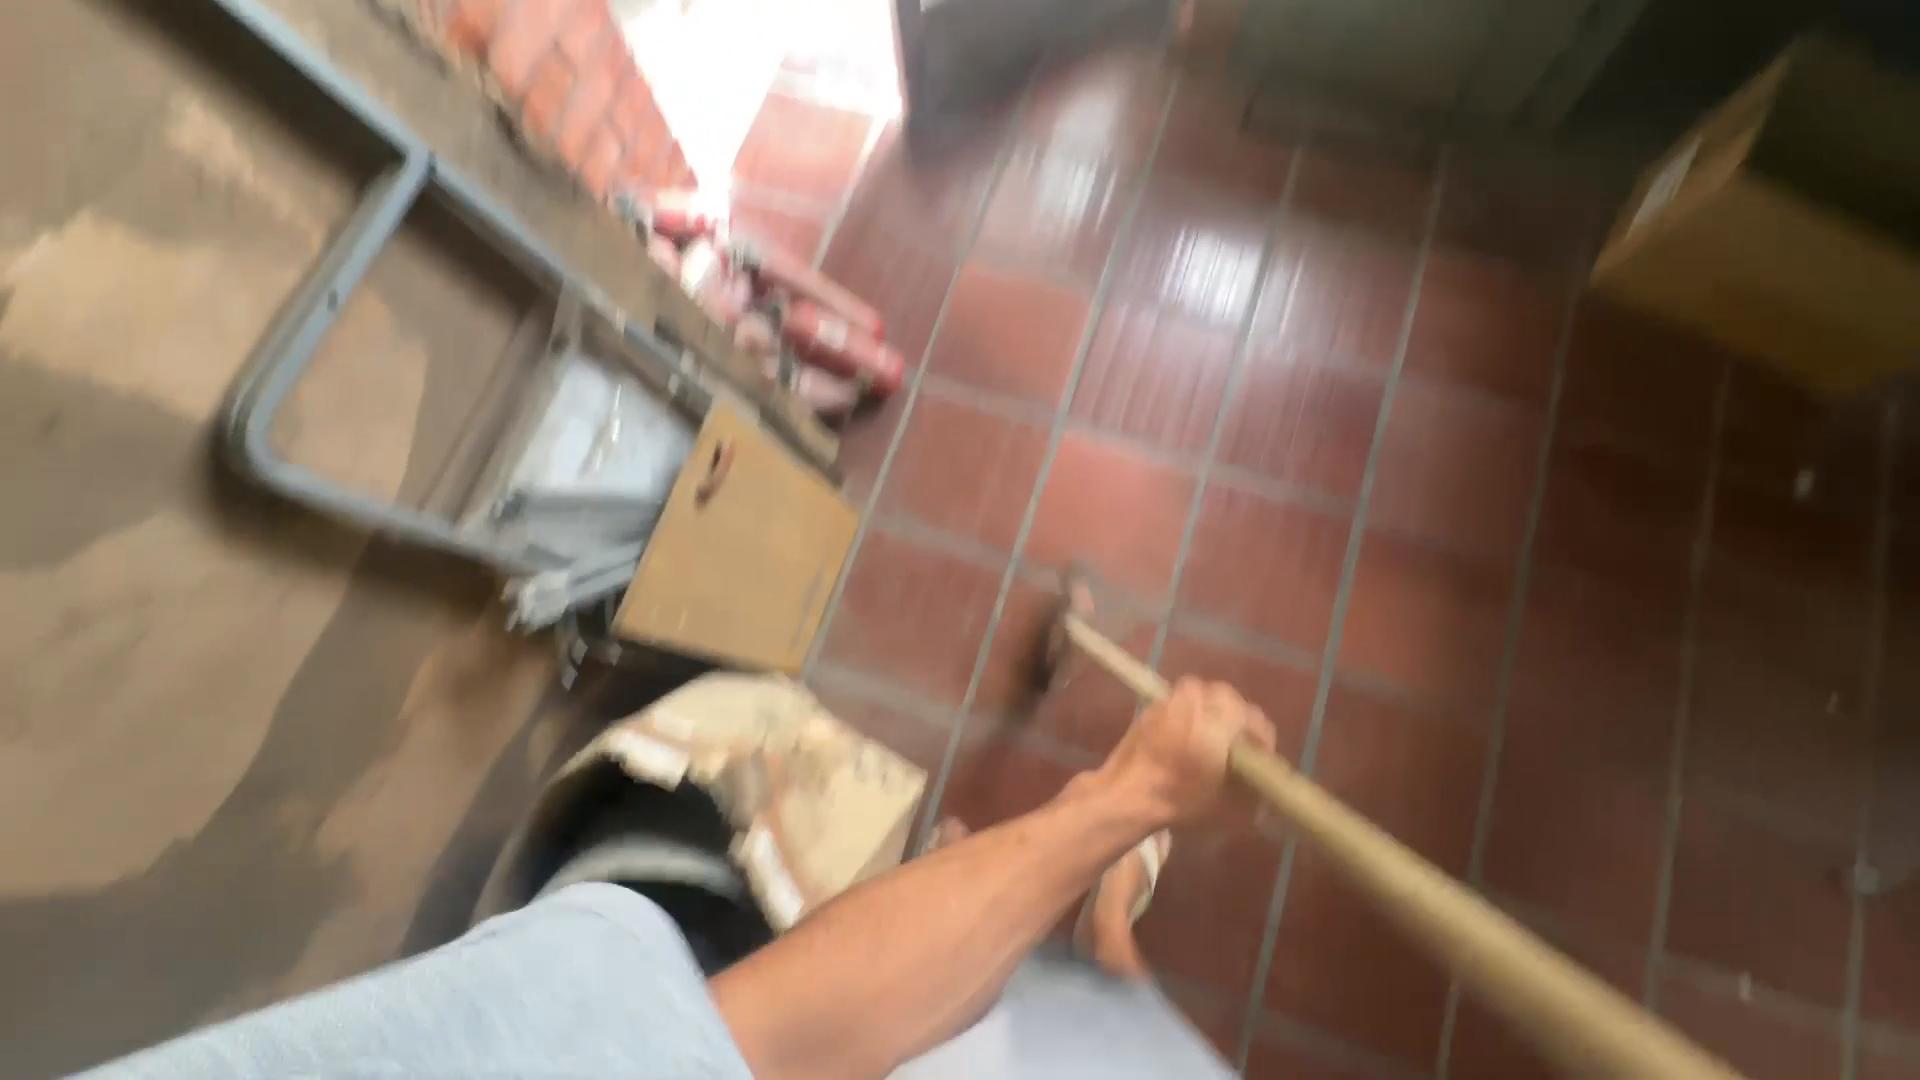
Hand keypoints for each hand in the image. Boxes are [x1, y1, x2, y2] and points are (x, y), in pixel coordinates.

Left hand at [1097, 678, 1276, 823]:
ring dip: (1211, 709)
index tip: (1260, 756)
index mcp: (1219, 721)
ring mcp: (1170, 700)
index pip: (1253, 717)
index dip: (1260, 737)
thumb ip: (1251, 789)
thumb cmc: (1179, 799)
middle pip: (1227, 697)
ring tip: (1212, 735)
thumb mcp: (1226, 804)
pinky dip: (1189, 711)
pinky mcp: (1151, 706)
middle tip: (1236, 742)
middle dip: (1236, 717)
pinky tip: (1187, 734)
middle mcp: (1195, 702)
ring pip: (1201, 693)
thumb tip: (1261, 786)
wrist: (1127, 793)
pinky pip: (1179, 699)